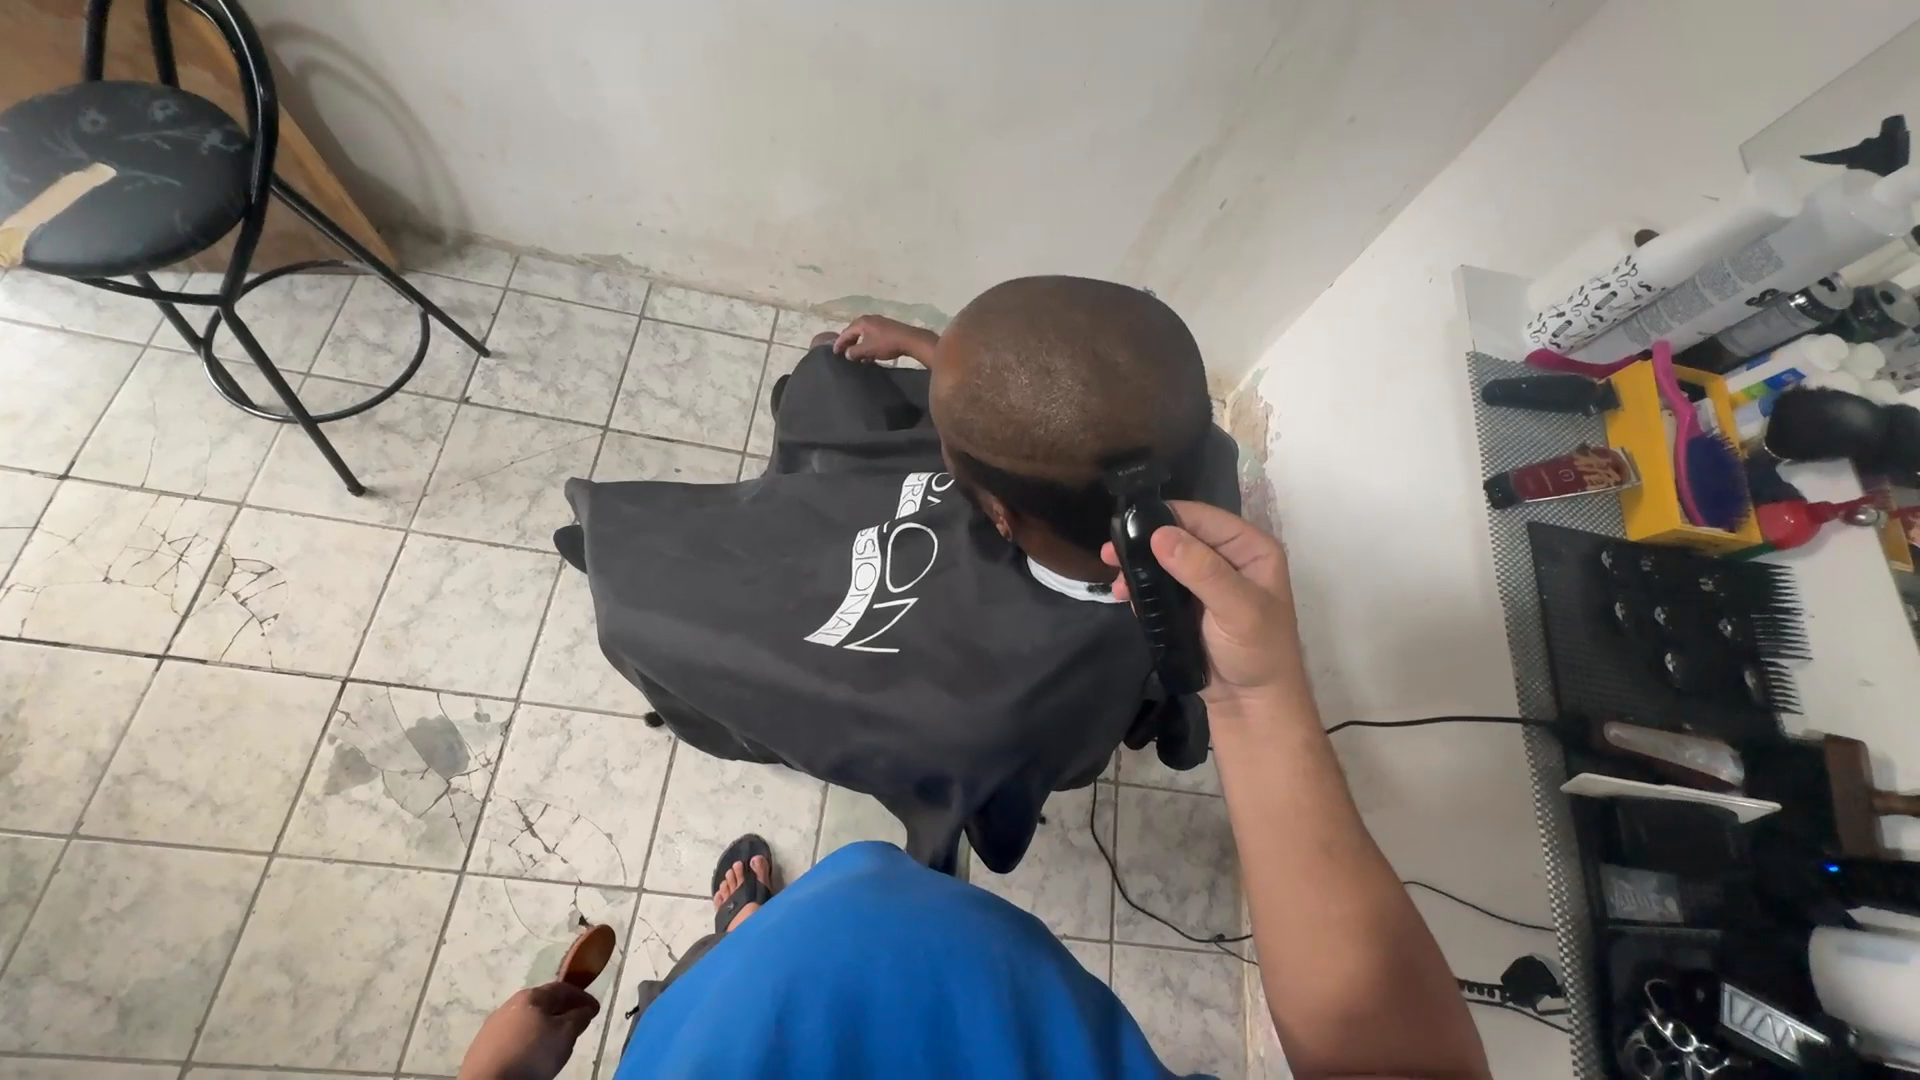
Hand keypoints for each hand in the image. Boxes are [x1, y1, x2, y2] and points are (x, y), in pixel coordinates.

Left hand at [457, 981, 600, 1079]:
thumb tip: (584, 1010)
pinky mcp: (480, 1049)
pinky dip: (526, 1042)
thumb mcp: (566, 1035)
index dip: (582, 998)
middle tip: (576, 1025)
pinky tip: (530, 1056)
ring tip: (554, 1044)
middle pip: (542, 1004)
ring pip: (526, 1022)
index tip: (595, 1010)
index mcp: (531, 996)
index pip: (563, 988)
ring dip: (543, 1028)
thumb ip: (579, 1018)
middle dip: (562, 1012)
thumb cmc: (531, 1056)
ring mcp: (492, 1027)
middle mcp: (509, 1005)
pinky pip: (512, 1039)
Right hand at [833, 315, 937, 364]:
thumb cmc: (886, 344)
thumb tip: (847, 354)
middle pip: (854, 332)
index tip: (834, 353)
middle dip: (849, 343)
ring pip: (864, 334)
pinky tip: (870, 354)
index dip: (839, 343)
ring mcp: (879, 322)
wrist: (910, 340)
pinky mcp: (888, 328)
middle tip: (843, 354)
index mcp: (861, 322)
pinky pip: (873, 336)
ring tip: (856, 357)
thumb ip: (854, 352)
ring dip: (859, 345)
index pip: (845, 333)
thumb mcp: (867, 349)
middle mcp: (868, 319)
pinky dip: (868, 344)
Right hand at [1102, 501, 1305, 711]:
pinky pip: (1160, 585)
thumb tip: (1159, 535)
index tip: (1129, 525)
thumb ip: (1201, 570)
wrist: (1251, 705)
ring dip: (1138, 566)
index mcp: (1251, 549)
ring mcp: (1206, 582)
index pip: (1204, 518)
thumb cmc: (1257, 653)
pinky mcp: (1188, 605)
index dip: (1168, 517)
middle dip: (1145, 542)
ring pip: (1165, 560)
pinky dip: (1141, 587)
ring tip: (1113, 577)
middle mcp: (1229, 558)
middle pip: (1181, 536)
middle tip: (1110, 551)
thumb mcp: (1236, 608)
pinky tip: (1123, 594)